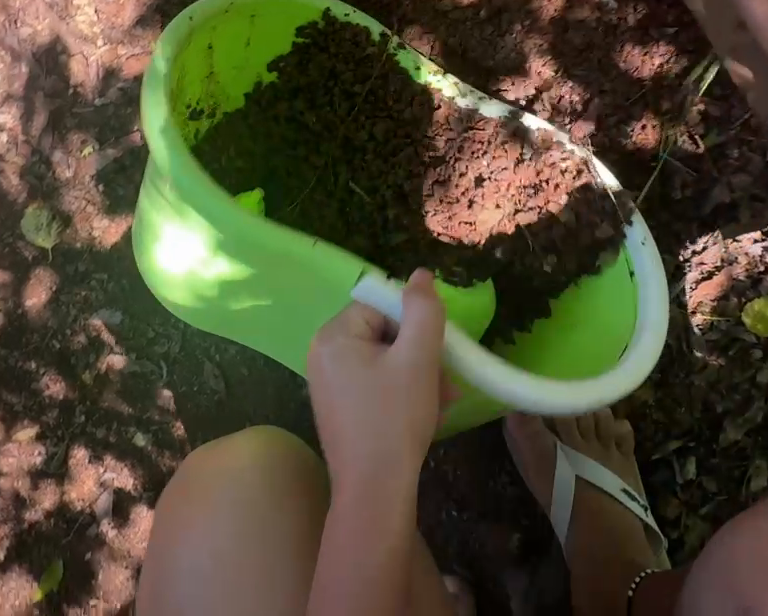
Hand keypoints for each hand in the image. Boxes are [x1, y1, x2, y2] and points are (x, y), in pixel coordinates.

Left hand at [306, 269, 447, 492]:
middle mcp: (323, 354)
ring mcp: (329, 383)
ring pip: (386, 360)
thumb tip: (418, 274)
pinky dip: (403, 392)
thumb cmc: (395, 419)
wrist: (375, 493)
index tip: (435, 353)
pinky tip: (427, 413)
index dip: (414, 325)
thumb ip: (423, 309)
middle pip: (384, 333)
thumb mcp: (418, 357)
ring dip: (418, 374)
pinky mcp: (340, 407)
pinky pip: (377, 383)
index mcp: (332, 335)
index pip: (382, 307)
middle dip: (420, 354)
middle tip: (444, 379)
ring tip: (441, 399)